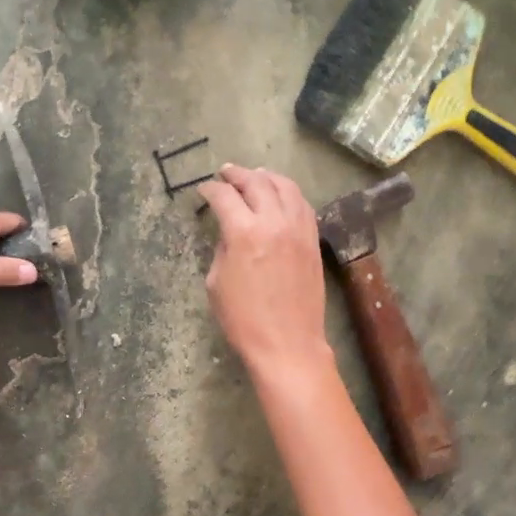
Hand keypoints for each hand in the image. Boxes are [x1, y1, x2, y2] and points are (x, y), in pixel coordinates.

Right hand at [198, 165, 330, 372]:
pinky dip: (288, 193)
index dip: (210, 190)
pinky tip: (281, 195)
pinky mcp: (312, 240)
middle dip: (237, 174)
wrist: (287, 342)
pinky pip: (302, 204)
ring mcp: (298, 229)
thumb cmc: (243, 320)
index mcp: (243, 233)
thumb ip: (222, 249)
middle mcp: (273, 222)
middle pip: (256, 183)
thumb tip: (230, 233)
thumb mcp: (216, 283)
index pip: (224, 197)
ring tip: (255, 175)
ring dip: (266, 177)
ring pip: (285, 187)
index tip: (203, 190)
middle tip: (226, 172)